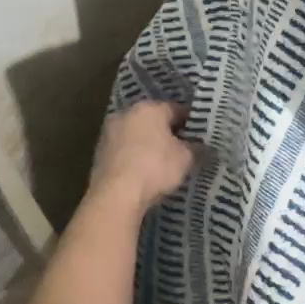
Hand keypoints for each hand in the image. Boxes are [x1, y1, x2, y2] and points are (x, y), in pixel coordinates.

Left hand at [88, 100, 198, 214]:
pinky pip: (123, 151)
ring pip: (135, 134)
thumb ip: (197, 149)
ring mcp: (109, 133)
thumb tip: (205, 147)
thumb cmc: (155, 168)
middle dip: (166, 132)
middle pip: (153, 120)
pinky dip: (133, 157)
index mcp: (150, 108)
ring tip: (161, 163)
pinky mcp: (98, 153)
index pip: (176, 109)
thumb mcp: (185, 159)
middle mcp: (127, 113)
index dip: (190, 122)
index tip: (198, 136)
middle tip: (181, 149)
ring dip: (147, 144)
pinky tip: (142, 173)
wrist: (115, 195)